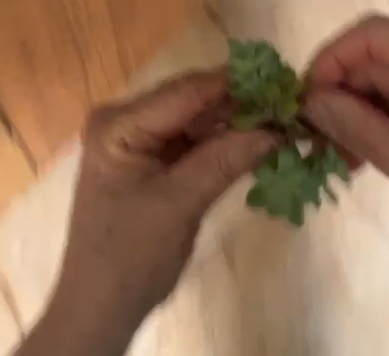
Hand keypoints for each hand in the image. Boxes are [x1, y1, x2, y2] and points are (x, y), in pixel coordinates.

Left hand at [22, 72, 274, 355]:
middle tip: (289, 102)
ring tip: (282, 117)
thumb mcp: (178, 205)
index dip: (234, 84)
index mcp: (119, 122)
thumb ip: (224, 160)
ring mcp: (137, 138)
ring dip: (235, 121)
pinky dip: (223, 141)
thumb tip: (277, 129)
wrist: (100, 309)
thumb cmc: (130, 256)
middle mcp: (125, 118)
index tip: (281, 80)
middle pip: (192, 101)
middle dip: (239, 102)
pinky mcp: (151, 158)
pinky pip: (193, 140)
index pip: (185, 92)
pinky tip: (257, 139)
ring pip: (196, 119)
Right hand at [302, 15, 388, 270]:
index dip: (330, 61)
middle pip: (382, 54)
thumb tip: (309, 101)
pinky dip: (385, 116)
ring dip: (361, 108)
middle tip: (314, 137)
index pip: (373, 35)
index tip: (302, 102)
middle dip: (343, 91)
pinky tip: (366, 151)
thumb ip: (360, 129)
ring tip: (338, 154)